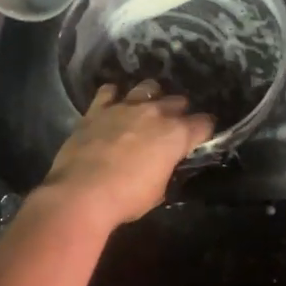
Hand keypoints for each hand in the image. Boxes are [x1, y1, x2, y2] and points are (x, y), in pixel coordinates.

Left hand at [42, 80, 214, 228]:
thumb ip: (167, 168)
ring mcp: (126, 106)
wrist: (80, 194)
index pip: (204, 123)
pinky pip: (109, 91)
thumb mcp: (159, 190)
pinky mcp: (98, 108)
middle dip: (179, 113)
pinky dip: (113, 97)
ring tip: (145, 111)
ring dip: (151, 97)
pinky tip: (112, 107)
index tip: (201, 138)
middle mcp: (156, 112)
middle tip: (170, 129)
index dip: (204, 130)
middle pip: (178, 101)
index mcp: (177, 134)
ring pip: (148, 86)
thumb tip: (165, 164)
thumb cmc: (126, 198)